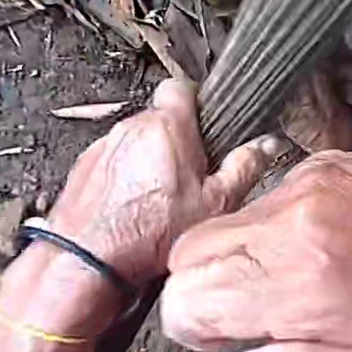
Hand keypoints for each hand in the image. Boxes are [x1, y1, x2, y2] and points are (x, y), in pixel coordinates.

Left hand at [41, 80, 287, 285]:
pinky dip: (127, 178)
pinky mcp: (83, 170)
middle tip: (196, 171)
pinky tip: (138, 207)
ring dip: (152, 158)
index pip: (182, 87)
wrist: (83, 264)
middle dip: (180, 138)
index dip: (198, 101)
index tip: (208, 123)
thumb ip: (246, 166)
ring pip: (138, 141)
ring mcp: (103, 148)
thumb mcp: (217, 202)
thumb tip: (267, 145)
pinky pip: (115, 162)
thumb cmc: (149, 234)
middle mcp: (131, 128)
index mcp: (167, 126)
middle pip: (162, 118)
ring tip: (165, 196)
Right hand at [160, 150, 351, 351]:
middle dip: (211, 295)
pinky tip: (326, 242)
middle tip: (272, 312)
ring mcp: (302, 181)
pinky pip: (263, 203)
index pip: (184, 299)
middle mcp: (288, 216)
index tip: (255, 337)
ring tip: (300, 279)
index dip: (205, 331)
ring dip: (241, 261)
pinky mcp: (319, 163)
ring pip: (222, 226)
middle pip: (188, 257)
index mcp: (298, 274)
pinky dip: (272, 231)